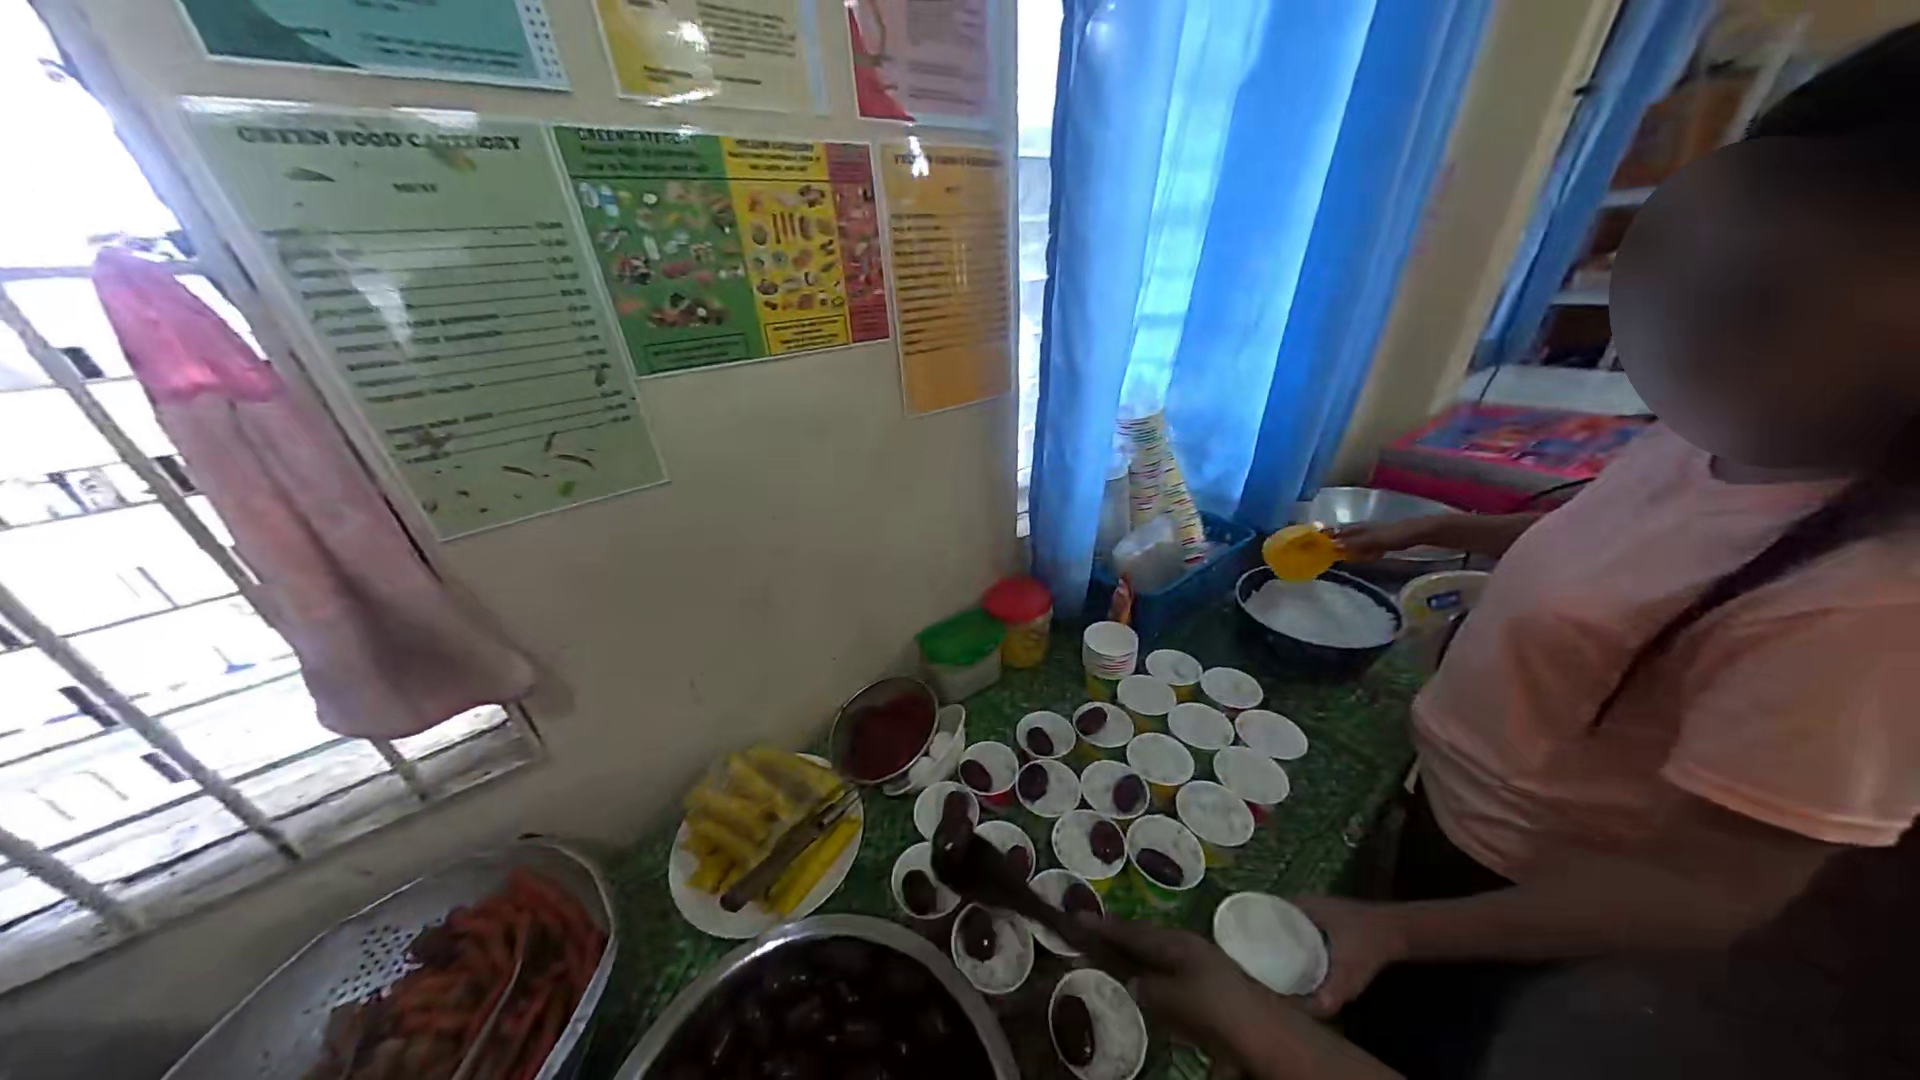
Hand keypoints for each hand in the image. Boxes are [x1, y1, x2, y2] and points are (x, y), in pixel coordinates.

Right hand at [1082, 916, 1405, 1079]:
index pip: (1133, 931)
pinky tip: (1141, 992)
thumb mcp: (1180, 998)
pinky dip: (1147, 979)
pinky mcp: (1205, 992)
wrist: (1273, 1036)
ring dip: (1129, 957)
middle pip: (1142, 940)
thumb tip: (1129, 981)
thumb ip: (1151, 989)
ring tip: (1105, 957)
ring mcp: (1198, 968)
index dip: (1104, 926)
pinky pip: (1165, 979)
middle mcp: (1186, 948)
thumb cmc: (1224, 1009)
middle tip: (1086, 935)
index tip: (1076, 916)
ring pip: (1153, 959)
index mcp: (1178, 943)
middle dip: (1115, 937)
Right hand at [1325, 520, 1434, 561]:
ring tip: (1338, 560)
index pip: (1332, 531)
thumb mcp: (1373, 540)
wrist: (1421, 532)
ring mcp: (1370, 535)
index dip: (1322, 537)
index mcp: (1355, 527)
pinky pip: (1364, 548)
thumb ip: (1354, 544)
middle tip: (1321, 557)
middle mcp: (1359, 530)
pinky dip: (1360, 553)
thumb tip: (1331, 547)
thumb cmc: (1395, 534)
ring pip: (1352, 543)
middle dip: (1332, 545)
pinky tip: (1362, 558)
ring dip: (1346, 551)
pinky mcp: (1379, 541)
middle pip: (1341, 537)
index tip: (1311, 547)